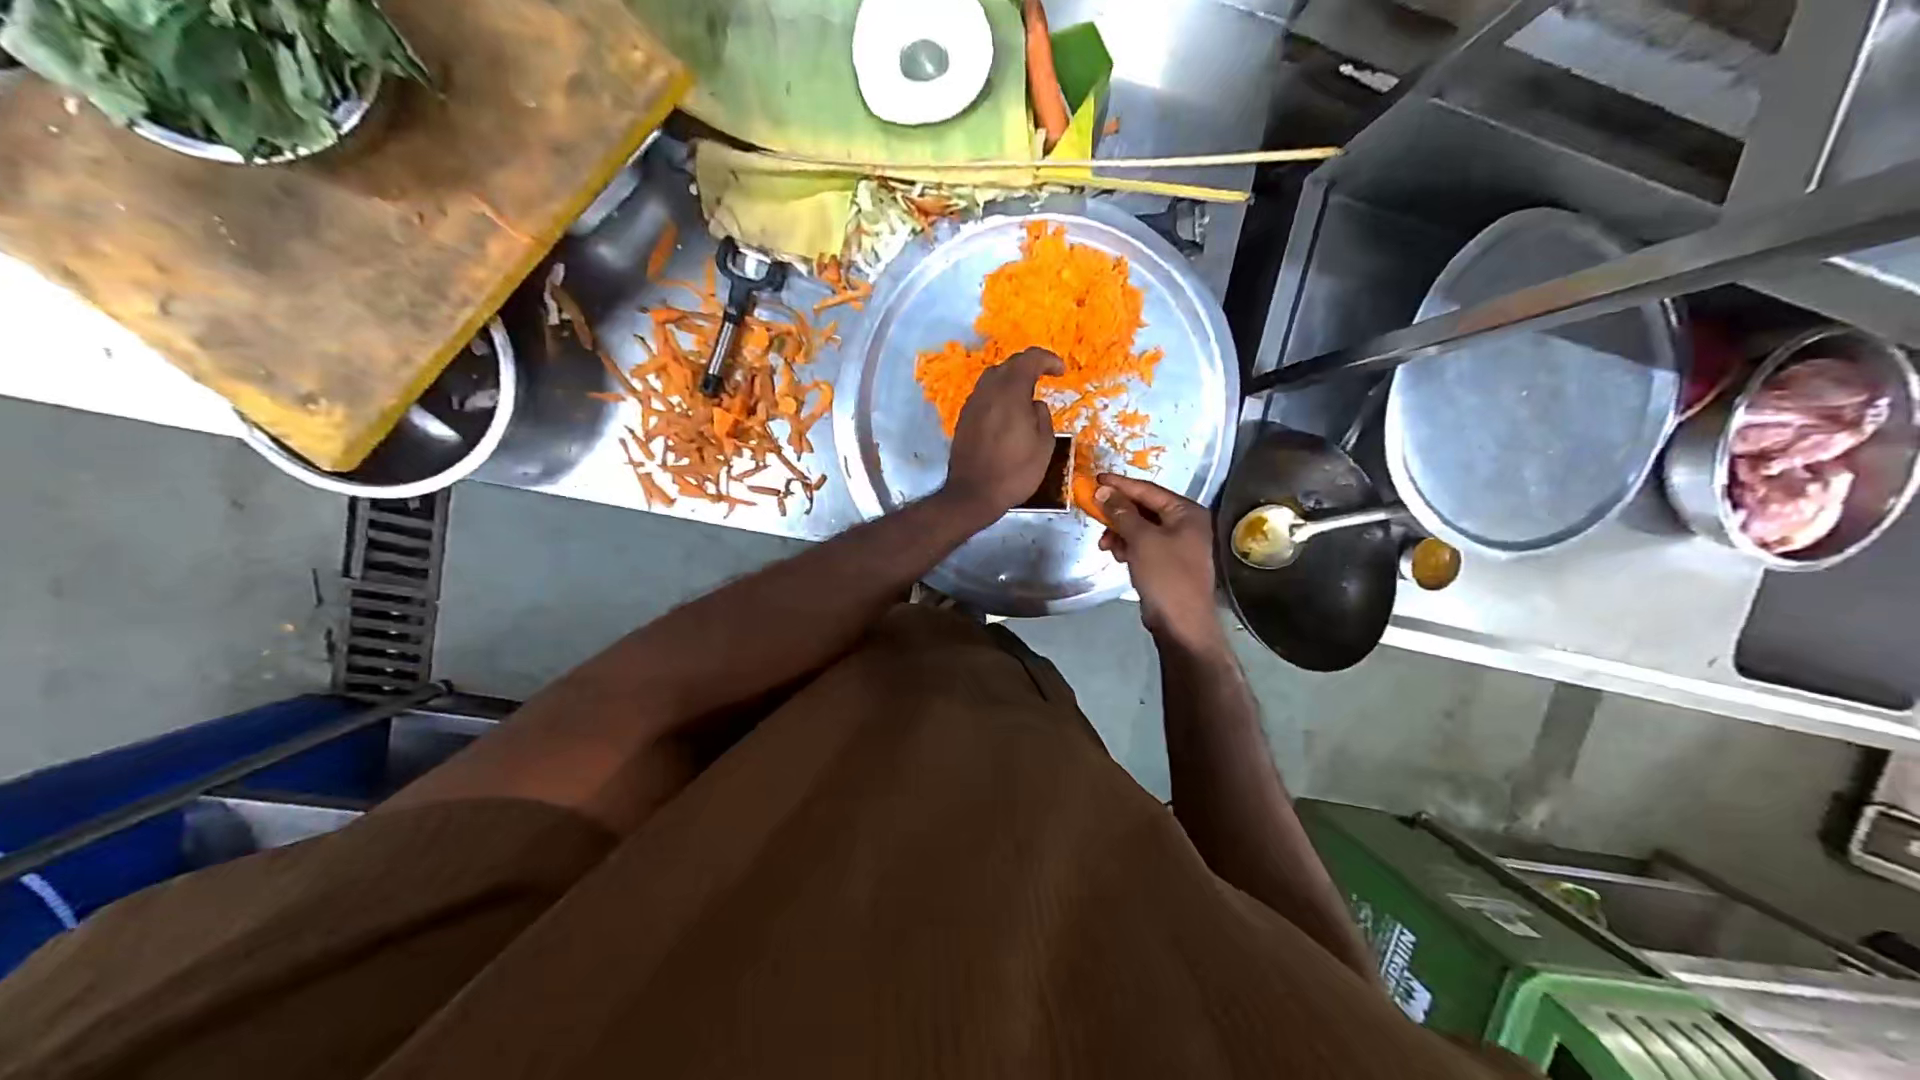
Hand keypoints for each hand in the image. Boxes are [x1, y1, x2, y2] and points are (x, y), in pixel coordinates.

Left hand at [943, 347, 1064, 518]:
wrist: (974, 494)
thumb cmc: (1015, 472)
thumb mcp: (1044, 446)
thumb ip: (1042, 417)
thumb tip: (1034, 405)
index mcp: (1010, 393)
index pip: (1029, 360)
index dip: (1048, 359)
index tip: (1061, 371)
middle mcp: (988, 392)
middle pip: (1008, 365)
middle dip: (1029, 366)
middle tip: (1045, 377)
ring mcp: (972, 405)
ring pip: (992, 378)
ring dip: (1011, 379)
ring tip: (1026, 394)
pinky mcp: (964, 419)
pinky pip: (984, 396)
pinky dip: (998, 395)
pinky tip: (1007, 411)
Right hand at [1095, 473, 1223, 648]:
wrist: (1181, 622)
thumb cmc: (1166, 575)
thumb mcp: (1141, 539)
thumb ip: (1122, 512)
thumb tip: (1103, 491)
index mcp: (1187, 512)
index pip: (1148, 490)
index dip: (1120, 485)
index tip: (1095, 480)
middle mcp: (1186, 523)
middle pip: (1144, 508)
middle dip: (1118, 514)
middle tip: (1095, 516)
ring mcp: (1178, 544)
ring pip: (1140, 528)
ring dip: (1120, 533)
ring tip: (1106, 546)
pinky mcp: (1168, 561)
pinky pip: (1143, 544)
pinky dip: (1128, 546)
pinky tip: (1118, 556)